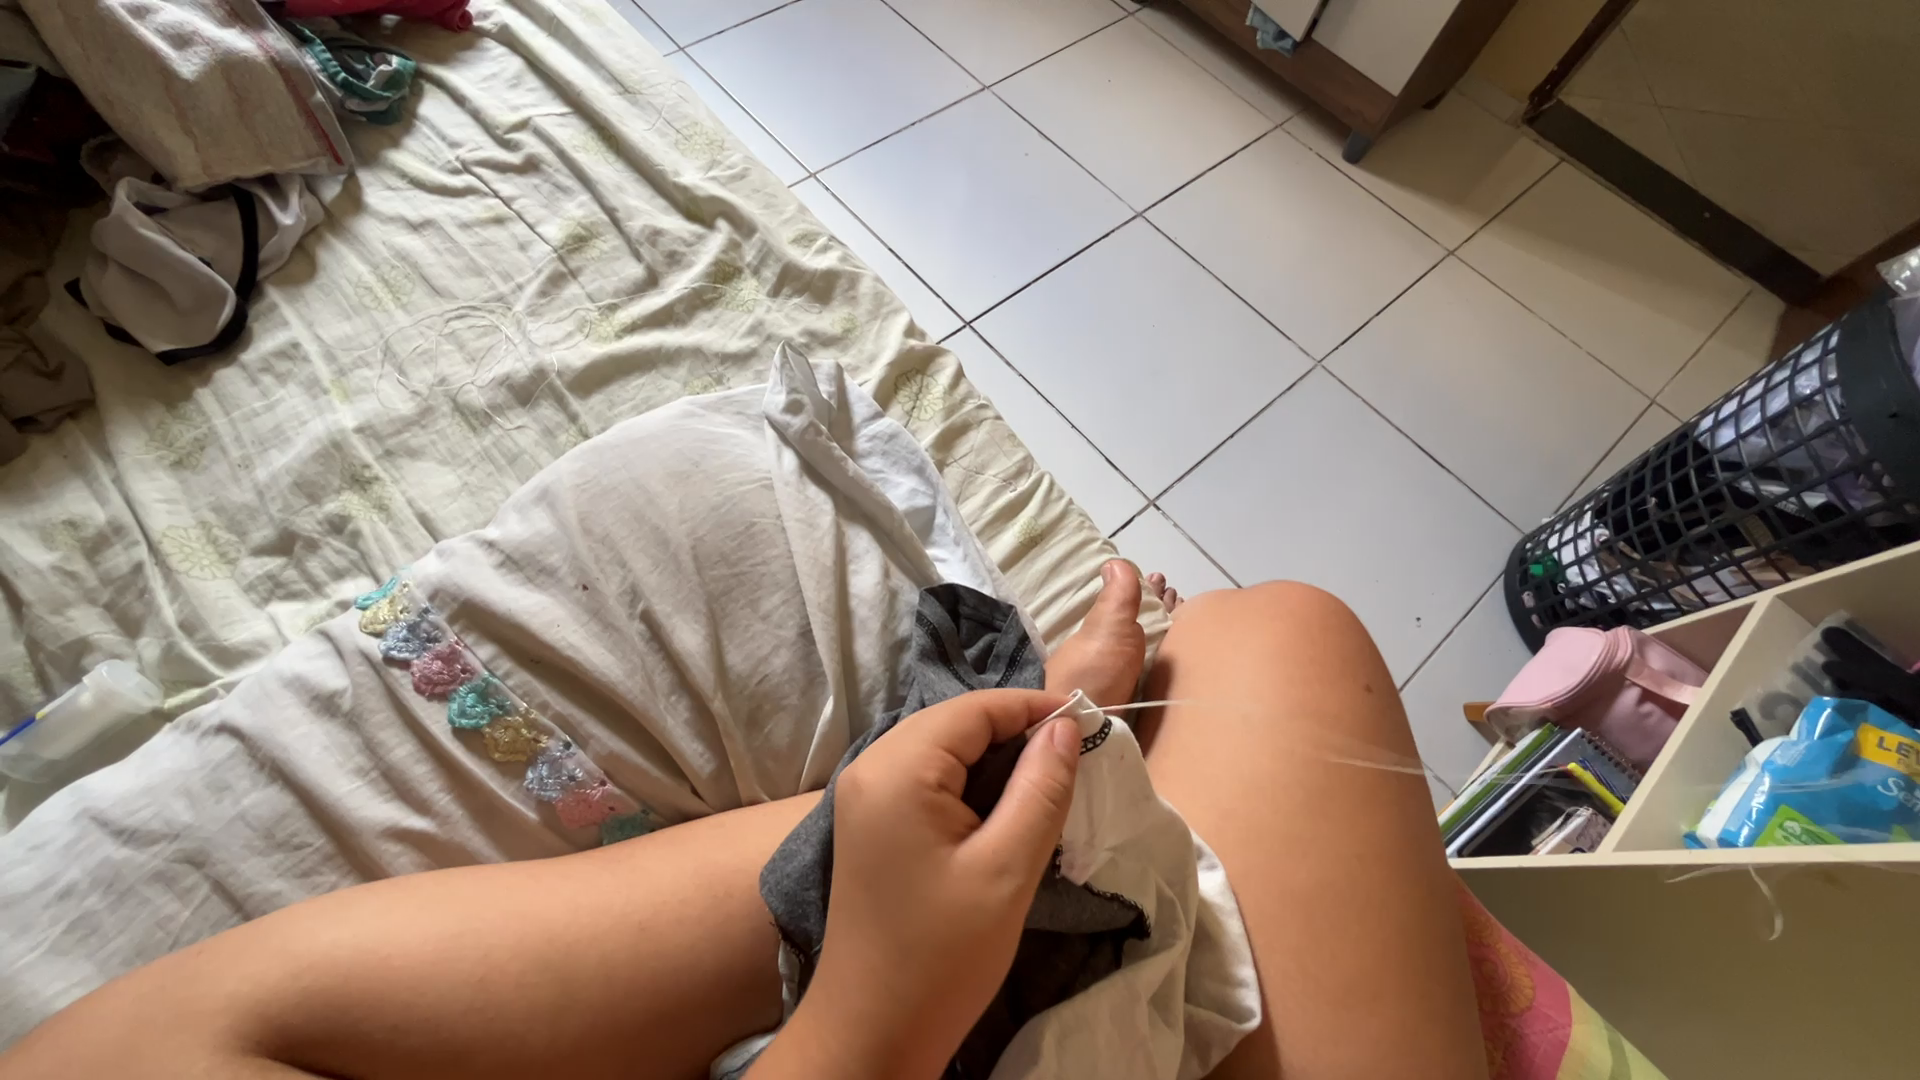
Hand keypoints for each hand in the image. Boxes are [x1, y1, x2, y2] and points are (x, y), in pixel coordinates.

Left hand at [752, 689, 1080, 1079]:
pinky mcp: (868, 817)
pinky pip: (923, 772)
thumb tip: (1064, 727)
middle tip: (1069, 753)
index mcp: (898, 769)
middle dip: (1012, 728)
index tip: (1085, 721)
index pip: (973, 710)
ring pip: (939, 744)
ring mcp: (863, 791)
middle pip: (952, 721)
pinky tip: (997, 800)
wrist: (869, 1033)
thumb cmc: (942, 957)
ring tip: (1042, 776)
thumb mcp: (1007, 871)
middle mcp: (871, 765)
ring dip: (990, 753)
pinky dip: (965, 776)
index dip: (1030, 708)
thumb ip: (1040, 790)